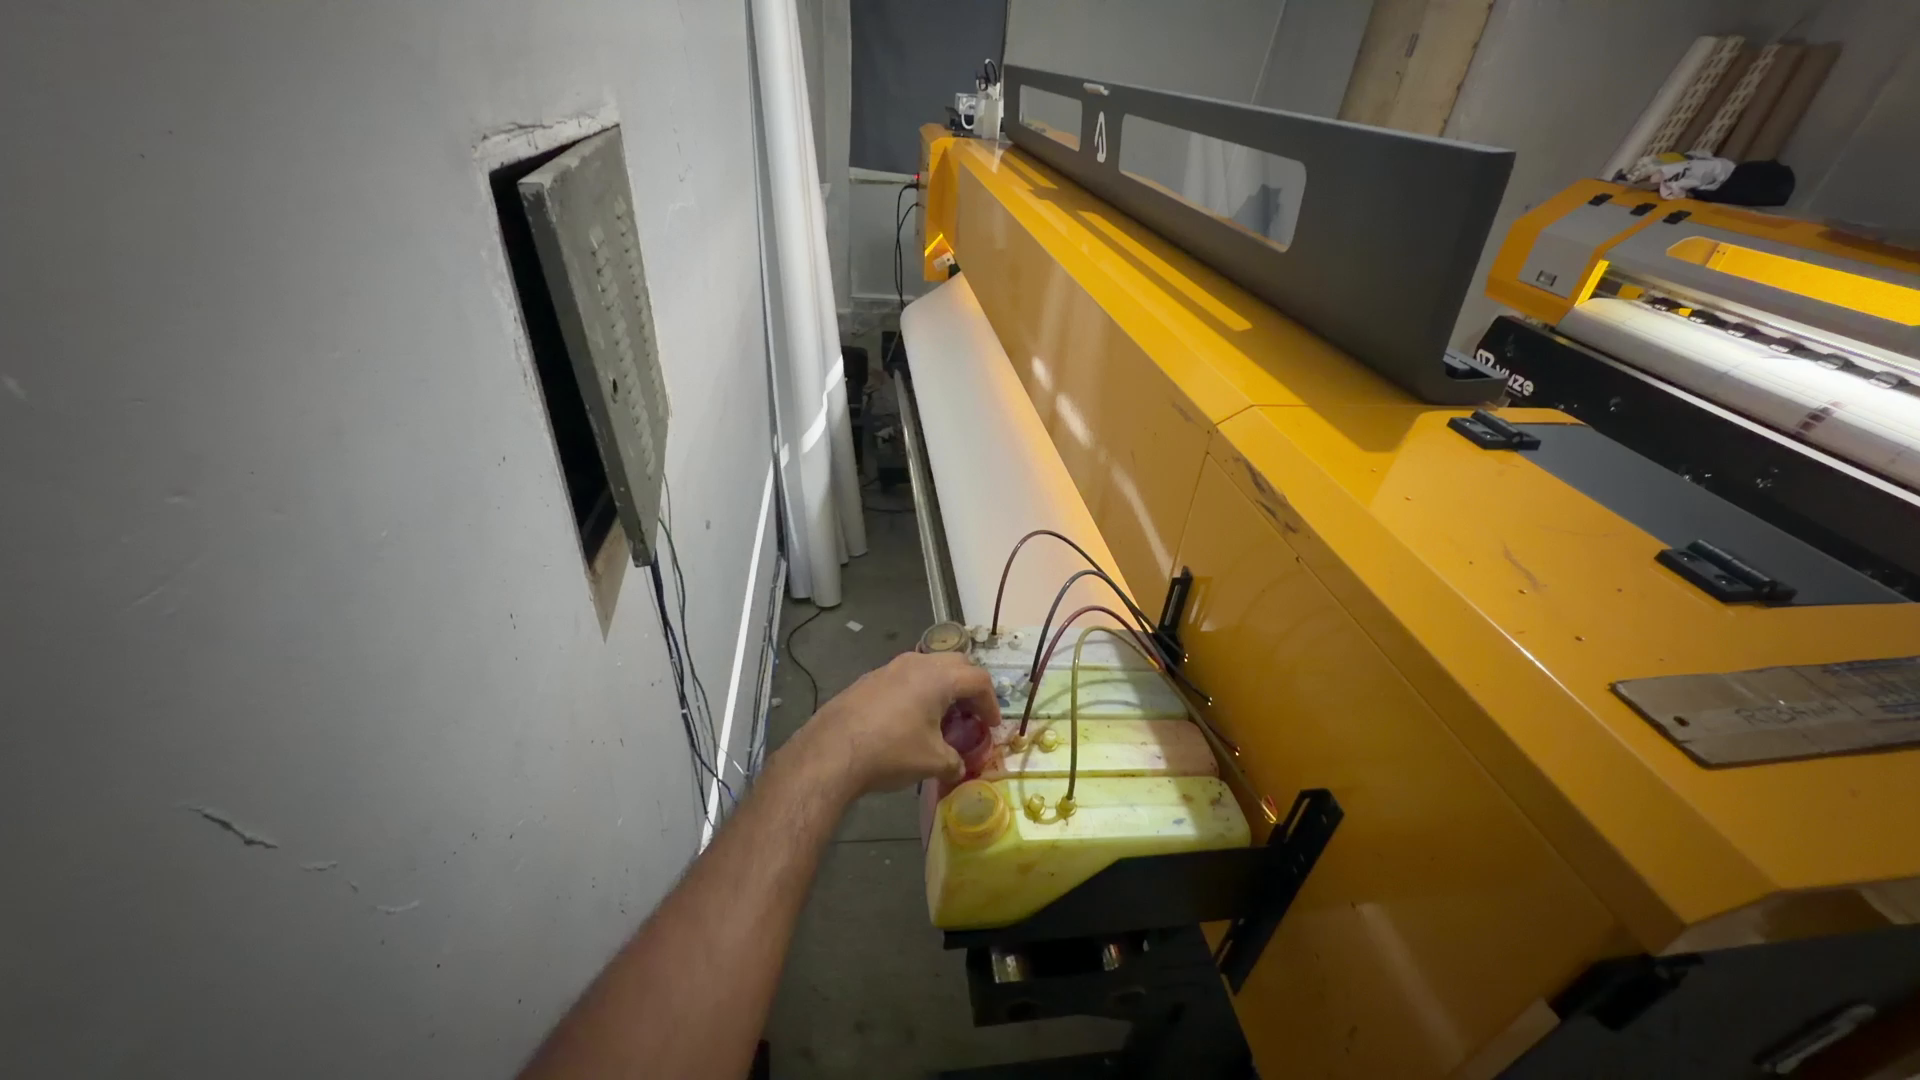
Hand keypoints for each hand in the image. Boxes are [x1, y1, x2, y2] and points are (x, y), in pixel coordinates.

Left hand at [790, 651, 1002, 796]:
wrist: (832, 751)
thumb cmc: (891, 751)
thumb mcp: (932, 762)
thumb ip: (955, 761)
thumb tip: (959, 767)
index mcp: (939, 677)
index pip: (979, 679)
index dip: (991, 703)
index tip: (992, 727)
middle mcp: (916, 663)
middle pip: (956, 664)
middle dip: (969, 688)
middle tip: (971, 716)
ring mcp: (889, 667)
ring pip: (928, 668)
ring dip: (942, 689)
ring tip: (941, 719)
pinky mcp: (869, 679)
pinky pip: (905, 678)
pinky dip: (918, 692)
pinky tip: (909, 721)